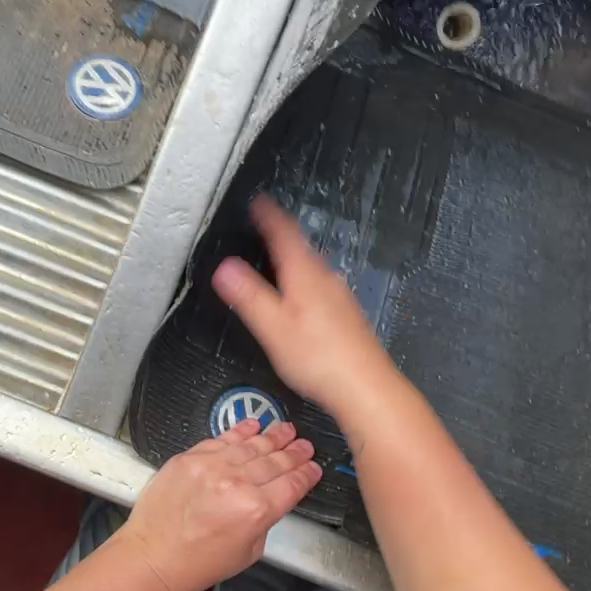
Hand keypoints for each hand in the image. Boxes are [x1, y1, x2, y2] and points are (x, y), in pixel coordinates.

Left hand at [119, 418, 321, 590]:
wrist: (153, 556)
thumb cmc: (201, 563)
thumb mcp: (249, 551)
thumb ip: (264, 519)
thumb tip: (271, 497)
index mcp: (257, 510)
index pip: (291, 486)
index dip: (306, 475)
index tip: (314, 467)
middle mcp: (237, 483)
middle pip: (275, 462)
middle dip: (294, 453)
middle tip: (306, 445)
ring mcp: (212, 466)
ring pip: (251, 445)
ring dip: (272, 437)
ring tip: (286, 429)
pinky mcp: (190, 457)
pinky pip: (222, 439)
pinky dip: (240, 430)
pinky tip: (254, 425)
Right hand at [212, 197, 404, 418]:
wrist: (365, 388)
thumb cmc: (320, 359)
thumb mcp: (273, 328)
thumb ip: (249, 296)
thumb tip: (225, 268)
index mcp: (305, 276)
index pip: (285, 234)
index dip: (270, 216)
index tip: (259, 202)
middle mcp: (326, 280)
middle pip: (301, 248)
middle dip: (281, 235)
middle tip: (265, 224)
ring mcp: (339, 297)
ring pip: (312, 268)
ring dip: (294, 258)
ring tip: (278, 256)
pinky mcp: (346, 316)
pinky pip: (321, 287)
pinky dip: (304, 281)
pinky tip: (301, 298)